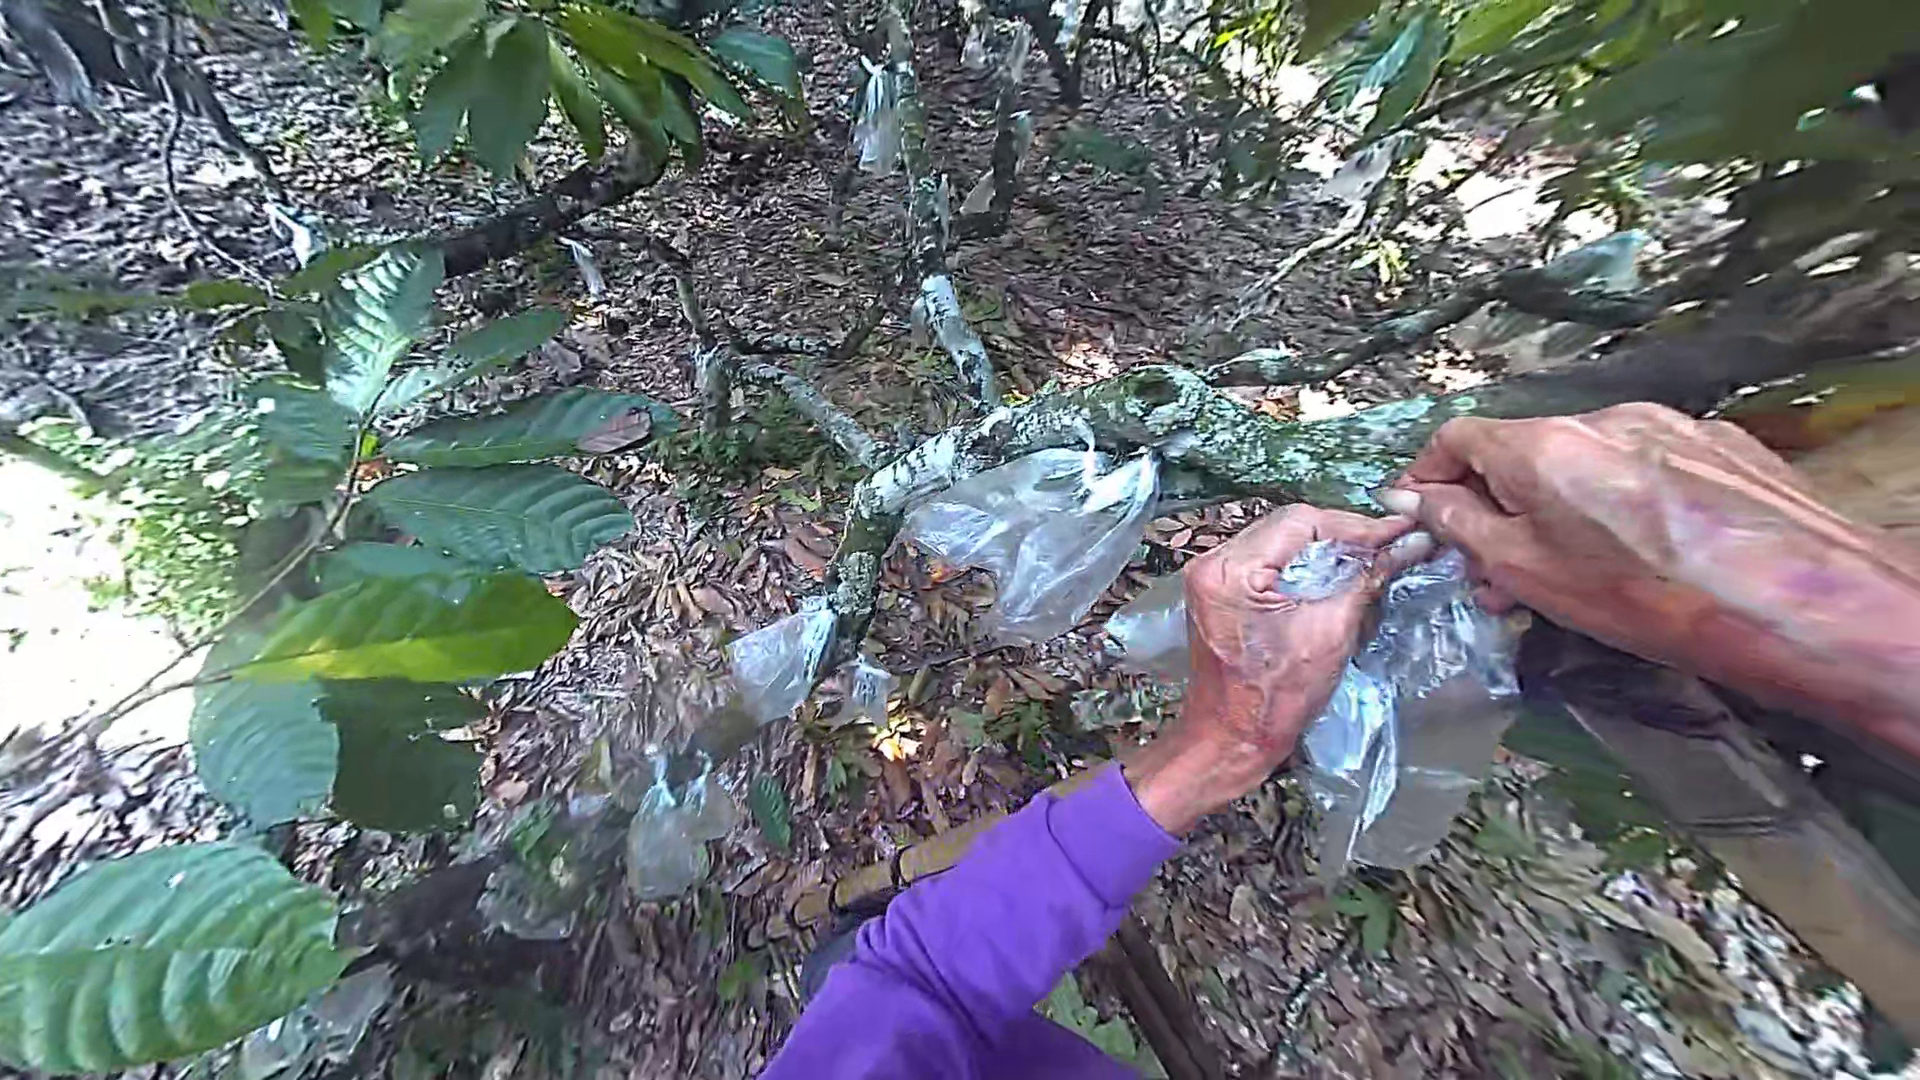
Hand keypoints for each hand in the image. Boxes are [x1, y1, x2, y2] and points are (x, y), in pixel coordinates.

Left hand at [1125, 505, 1430, 833]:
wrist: (1230, 733)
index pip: (1298, 522)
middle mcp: (1210, 563)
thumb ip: (1365, 579)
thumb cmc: (1275, 696)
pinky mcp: (1214, 589)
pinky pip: (1262, 560)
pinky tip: (1332, 572)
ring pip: (1274, 540)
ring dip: (1322, 547)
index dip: (1354, 525)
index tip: (1399, 532)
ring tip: (1369, 556)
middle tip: (1390, 543)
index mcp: (1229, 571)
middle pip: (1284, 526)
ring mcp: (1208, 575)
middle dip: (1340, 534)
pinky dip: (1299, 562)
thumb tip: (1407, 544)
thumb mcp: (1329, 633)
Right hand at [1381, 403, 1919, 753]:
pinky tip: (1628, 544)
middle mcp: (1599, 420)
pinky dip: (1604, 497)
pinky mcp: (1721, 446)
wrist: (1816, 612)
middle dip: (1488, 504)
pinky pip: (1631, 464)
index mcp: (1539, 445)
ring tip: (1554, 563)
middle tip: (1488, 561)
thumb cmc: (1637, 592)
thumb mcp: (1517, 565)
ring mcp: (1667, 427)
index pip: (1452, 437)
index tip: (1424, 515)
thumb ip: (1454, 521)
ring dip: (1544, 505)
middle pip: (1513, 452)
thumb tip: (1411, 496)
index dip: (1426, 474)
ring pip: (1572, 462)